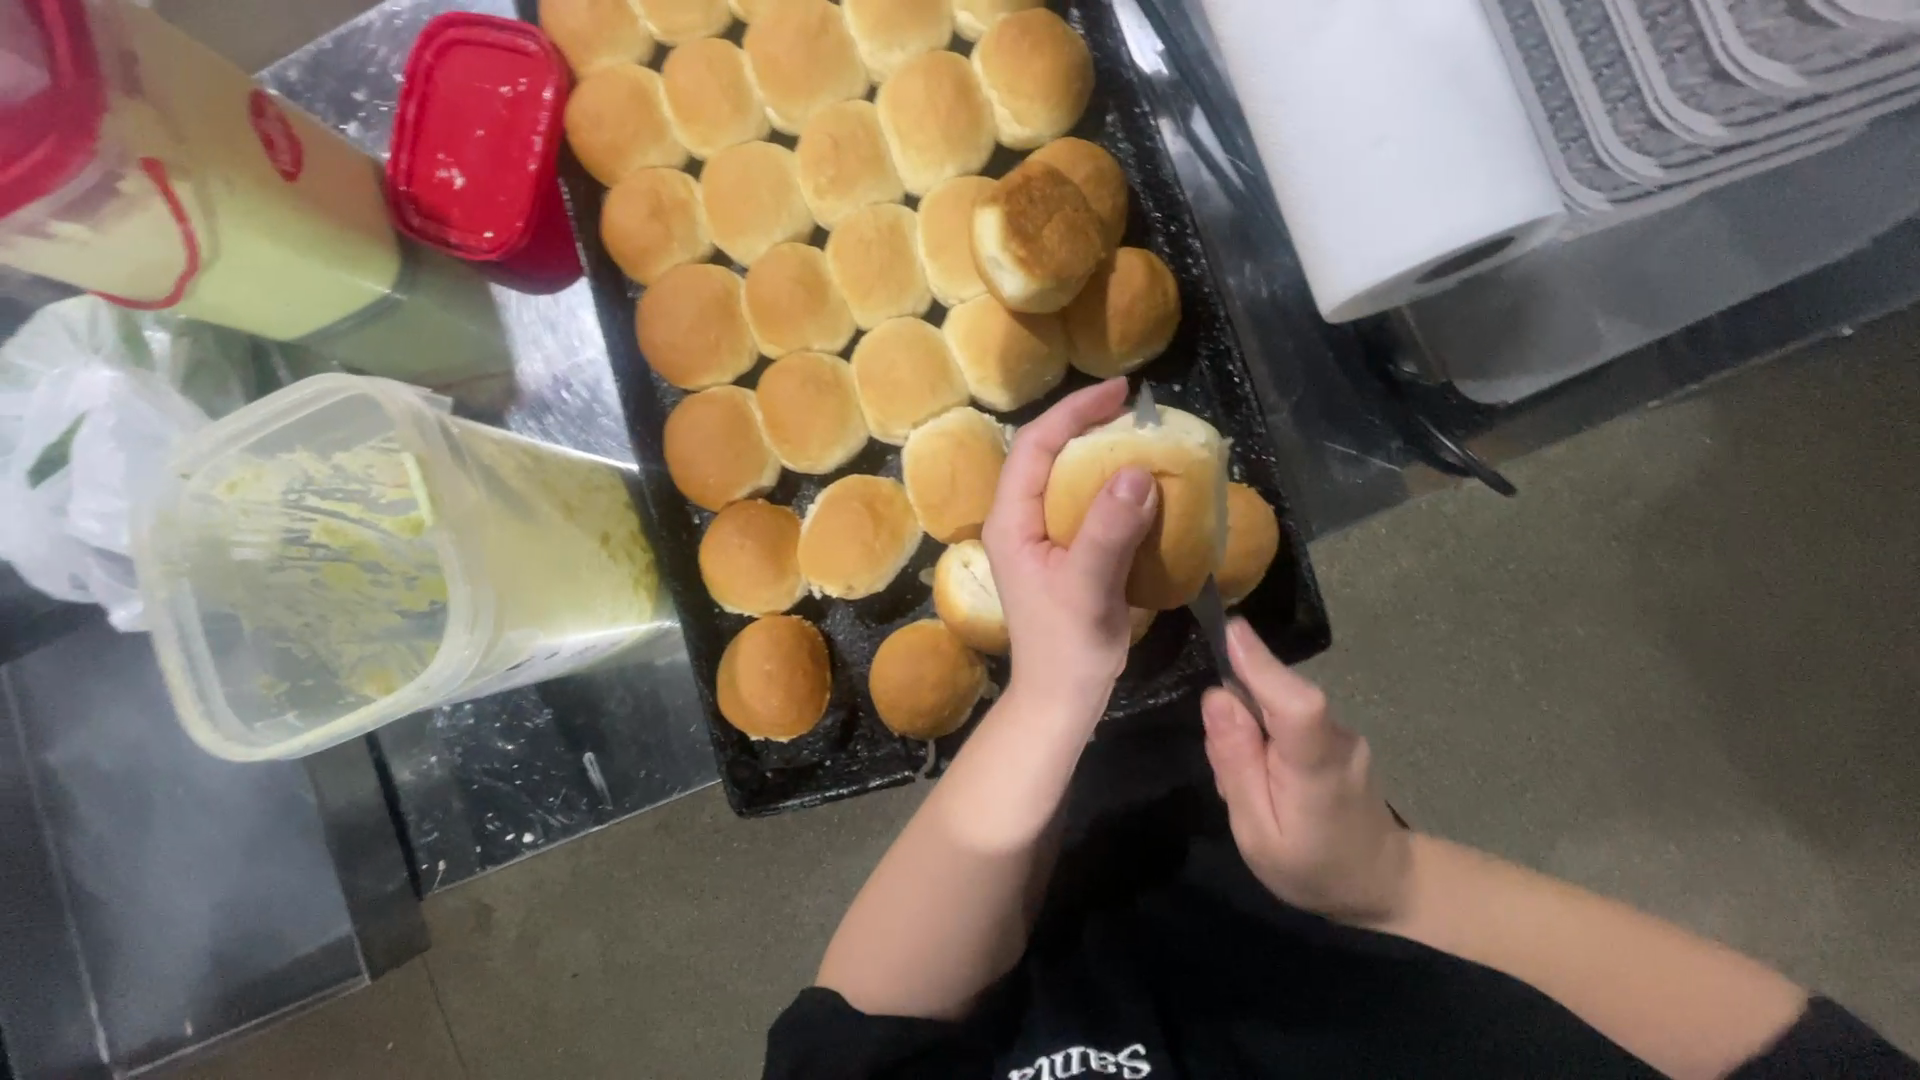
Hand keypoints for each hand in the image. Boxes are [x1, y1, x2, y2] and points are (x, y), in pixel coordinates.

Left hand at [982, 379, 1158, 721]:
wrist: (1062, 696)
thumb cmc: (1068, 646)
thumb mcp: (1088, 587)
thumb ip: (1108, 530)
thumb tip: (1136, 470)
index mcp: (1010, 520)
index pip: (1035, 446)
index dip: (1074, 412)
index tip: (1121, 391)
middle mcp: (1018, 520)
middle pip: (1048, 454)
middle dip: (1089, 426)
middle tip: (1136, 410)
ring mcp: (1038, 537)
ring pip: (1066, 478)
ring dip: (1102, 455)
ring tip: (1142, 438)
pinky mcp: (1060, 552)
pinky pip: (1083, 504)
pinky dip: (1111, 488)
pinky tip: (1140, 486)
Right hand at [1203, 619, 1413, 925]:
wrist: (1381, 883)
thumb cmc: (1312, 868)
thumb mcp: (1256, 833)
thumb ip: (1236, 764)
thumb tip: (1216, 698)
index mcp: (1317, 768)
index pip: (1296, 703)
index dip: (1262, 665)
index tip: (1229, 629)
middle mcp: (1337, 737)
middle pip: (1275, 698)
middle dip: (1236, 715)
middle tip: (1229, 777)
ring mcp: (1342, 732)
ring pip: (1275, 708)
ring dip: (1248, 732)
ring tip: (1251, 790)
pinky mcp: (1336, 732)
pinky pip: (1286, 717)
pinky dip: (1264, 737)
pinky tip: (1269, 780)